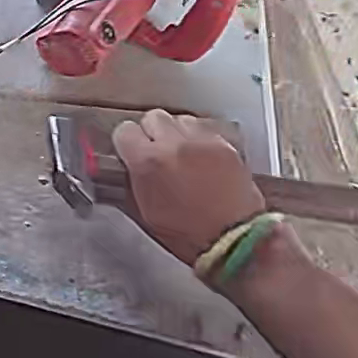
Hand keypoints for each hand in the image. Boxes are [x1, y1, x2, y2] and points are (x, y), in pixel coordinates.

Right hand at [113, 110, 265, 265]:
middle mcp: (173, 145)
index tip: (130, 150)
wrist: (233, 240)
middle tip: (154, 150)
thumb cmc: (187, 233)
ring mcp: (202, 142)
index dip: (126, 142)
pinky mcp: (225, 145)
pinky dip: (198, 138)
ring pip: (179, 119)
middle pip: (153, 117)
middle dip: (151, 132)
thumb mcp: (144, 208)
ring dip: (175, 132)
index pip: (124, 131)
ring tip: (180, 152)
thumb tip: (128, 163)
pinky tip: (199, 156)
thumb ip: (132, 177)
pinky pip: (204, 129)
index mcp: (147, 162)